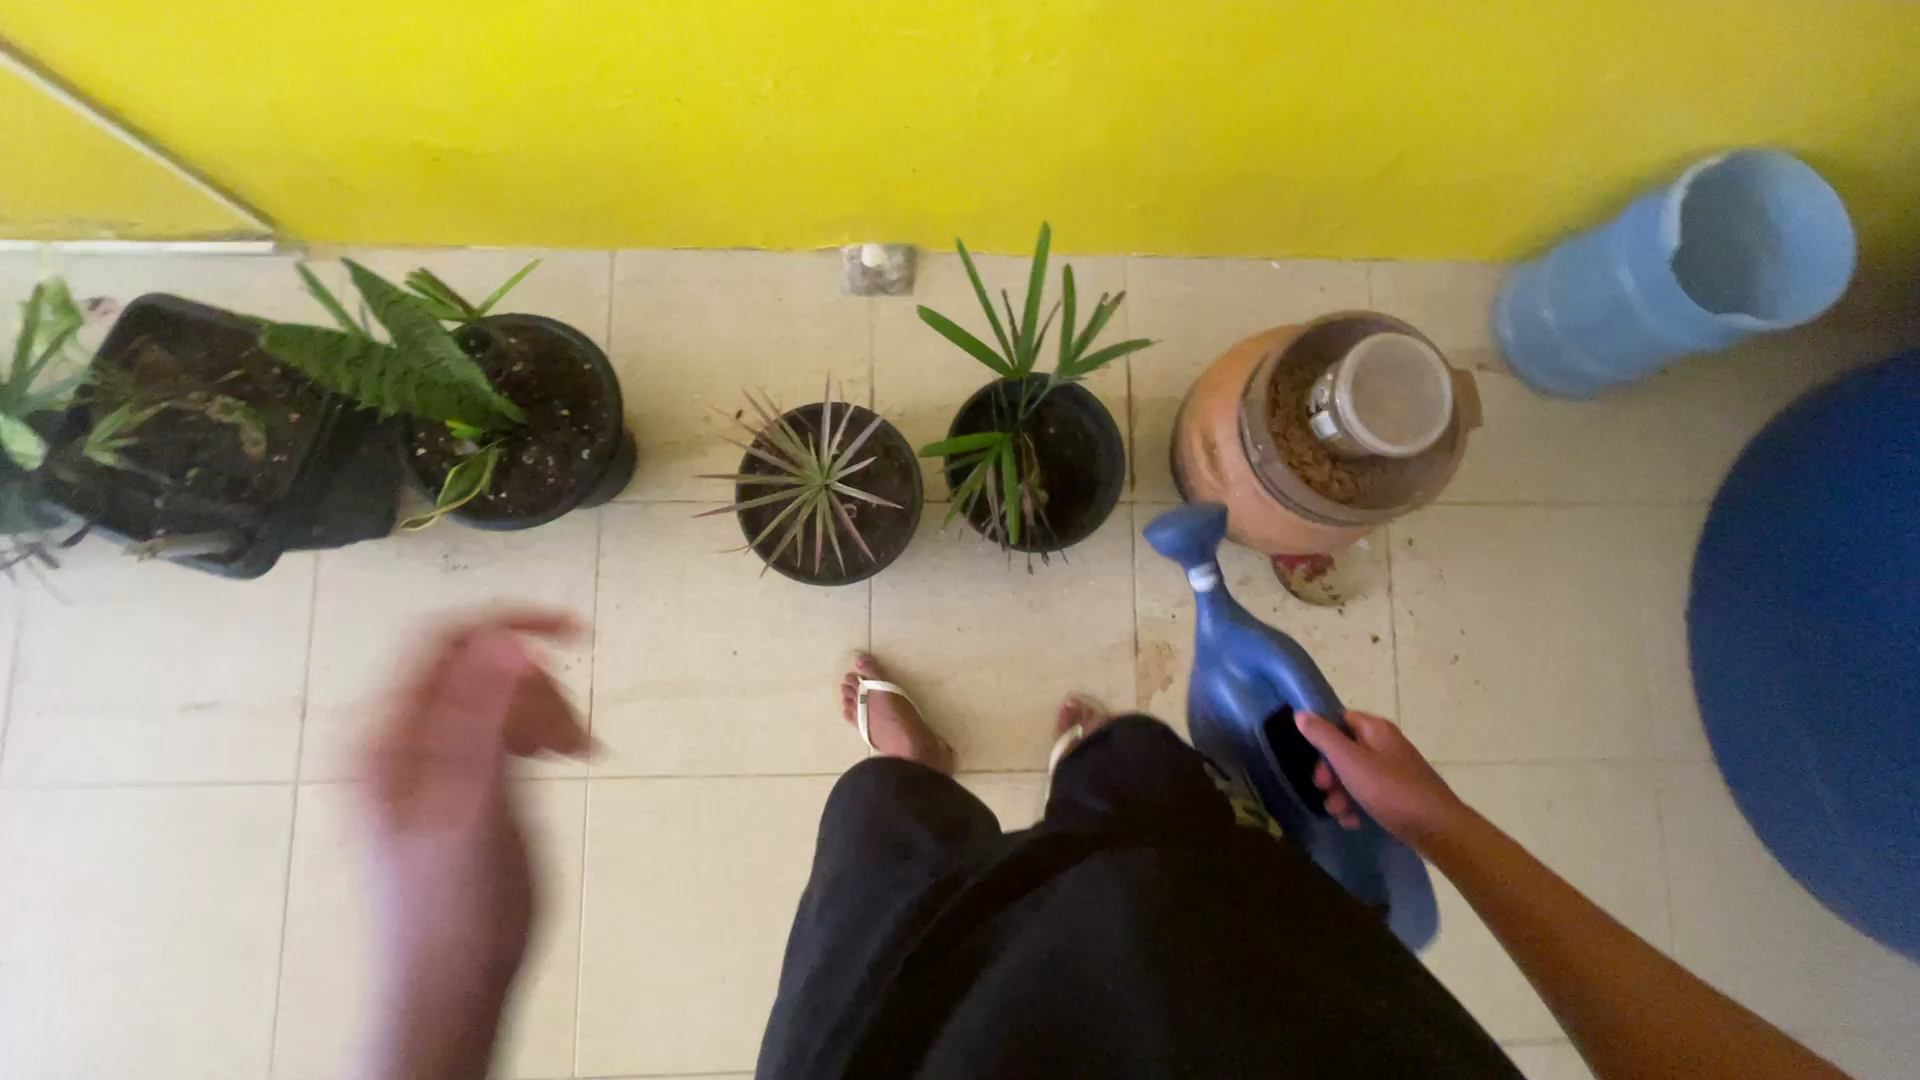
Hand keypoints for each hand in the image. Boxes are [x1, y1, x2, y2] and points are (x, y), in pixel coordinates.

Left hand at [358, 609, 590, 1079]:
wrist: (452, 982)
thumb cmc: (453, 906)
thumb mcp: (470, 807)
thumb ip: (481, 721)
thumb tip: (507, 642)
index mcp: (385, 738)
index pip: (442, 642)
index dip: (506, 623)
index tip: (573, 631)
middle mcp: (403, 738)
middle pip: (484, 668)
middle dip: (540, 689)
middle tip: (575, 736)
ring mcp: (434, 757)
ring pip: (505, 695)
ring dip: (550, 711)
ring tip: (579, 750)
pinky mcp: (466, 775)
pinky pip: (511, 724)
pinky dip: (548, 730)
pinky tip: (570, 754)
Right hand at [1295, 709, 1465, 847]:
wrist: (1439, 831)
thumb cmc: (1391, 791)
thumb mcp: (1350, 761)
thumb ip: (1323, 736)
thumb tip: (1301, 714)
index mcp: (1375, 729)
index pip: (1339, 719)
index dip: (1321, 735)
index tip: (1312, 756)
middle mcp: (1385, 745)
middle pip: (1344, 750)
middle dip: (1329, 772)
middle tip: (1324, 789)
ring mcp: (1394, 771)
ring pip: (1354, 775)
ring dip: (1340, 794)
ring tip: (1339, 813)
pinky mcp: (1399, 795)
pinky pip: (1369, 794)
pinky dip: (1357, 806)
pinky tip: (1353, 821)